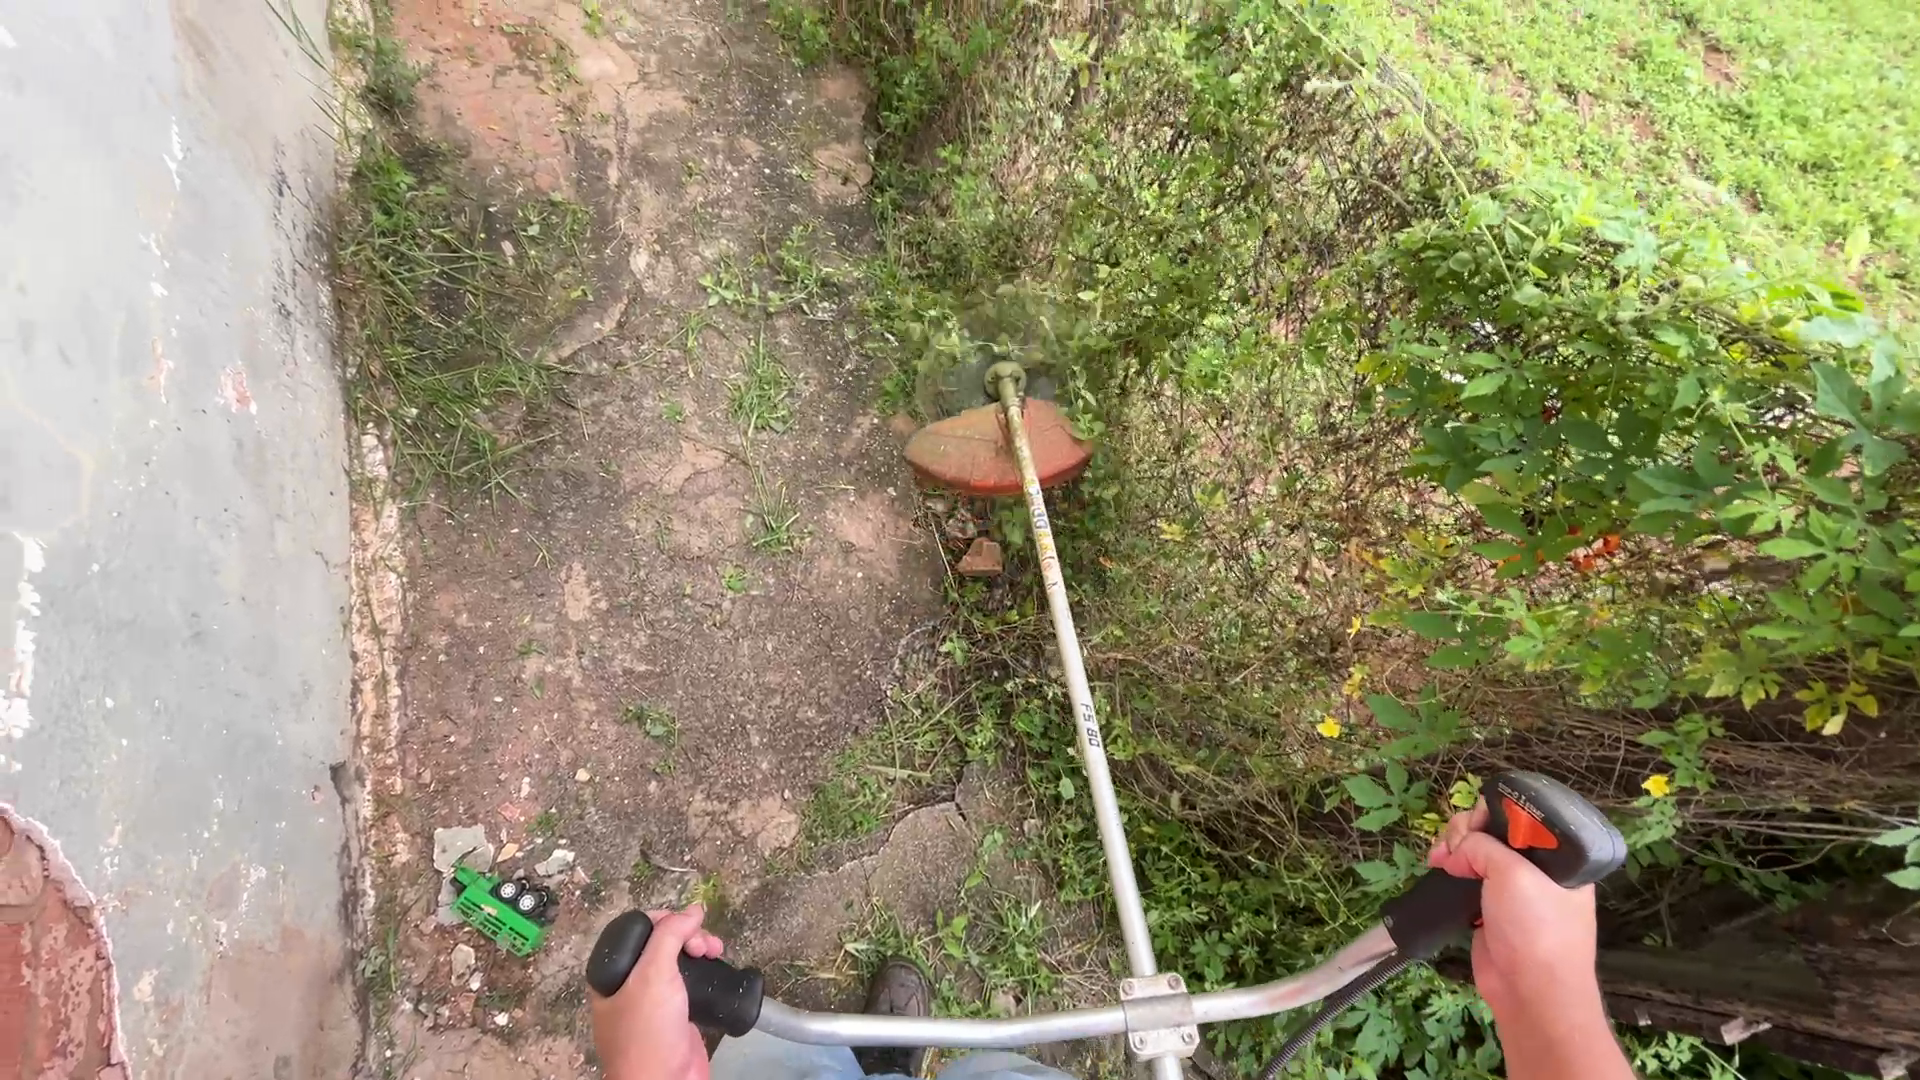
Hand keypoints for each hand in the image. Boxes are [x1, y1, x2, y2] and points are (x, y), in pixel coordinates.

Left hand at [589, 906, 724, 1079]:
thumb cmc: (649, 1028)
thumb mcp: (654, 974)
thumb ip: (670, 935)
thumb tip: (694, 908)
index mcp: (610, 973)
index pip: (638, 928)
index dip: (666, 920)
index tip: (689, 926)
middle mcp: (628, 982)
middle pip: (661, 941)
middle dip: (688, 934)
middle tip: (706, 945)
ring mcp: (652, 999)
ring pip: (678, 957)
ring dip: (700, 946)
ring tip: (717, 952)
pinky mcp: (674, 1012)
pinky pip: (688, 977)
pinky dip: (703, 966)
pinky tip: (715, 964)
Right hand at [1428, 801, 1632, 1079]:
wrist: (1531, 990)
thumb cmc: (1534, 927)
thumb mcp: (1512, 873)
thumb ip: (1480, 846)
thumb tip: (1455, 853)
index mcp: (1560, 861)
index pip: (1522, 818)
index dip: (1491, 814)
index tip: (1471, 826)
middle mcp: (1538, 871)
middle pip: (1493, 831)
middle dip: (1464, 832)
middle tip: (1450, 848)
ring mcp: (1514, 889)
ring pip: (1475, 850)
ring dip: (1451, 848)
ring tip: (1438, 860)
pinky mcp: (1491, 905)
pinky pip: (1467, 873)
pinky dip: (1450, 867)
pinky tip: (1438, 867)